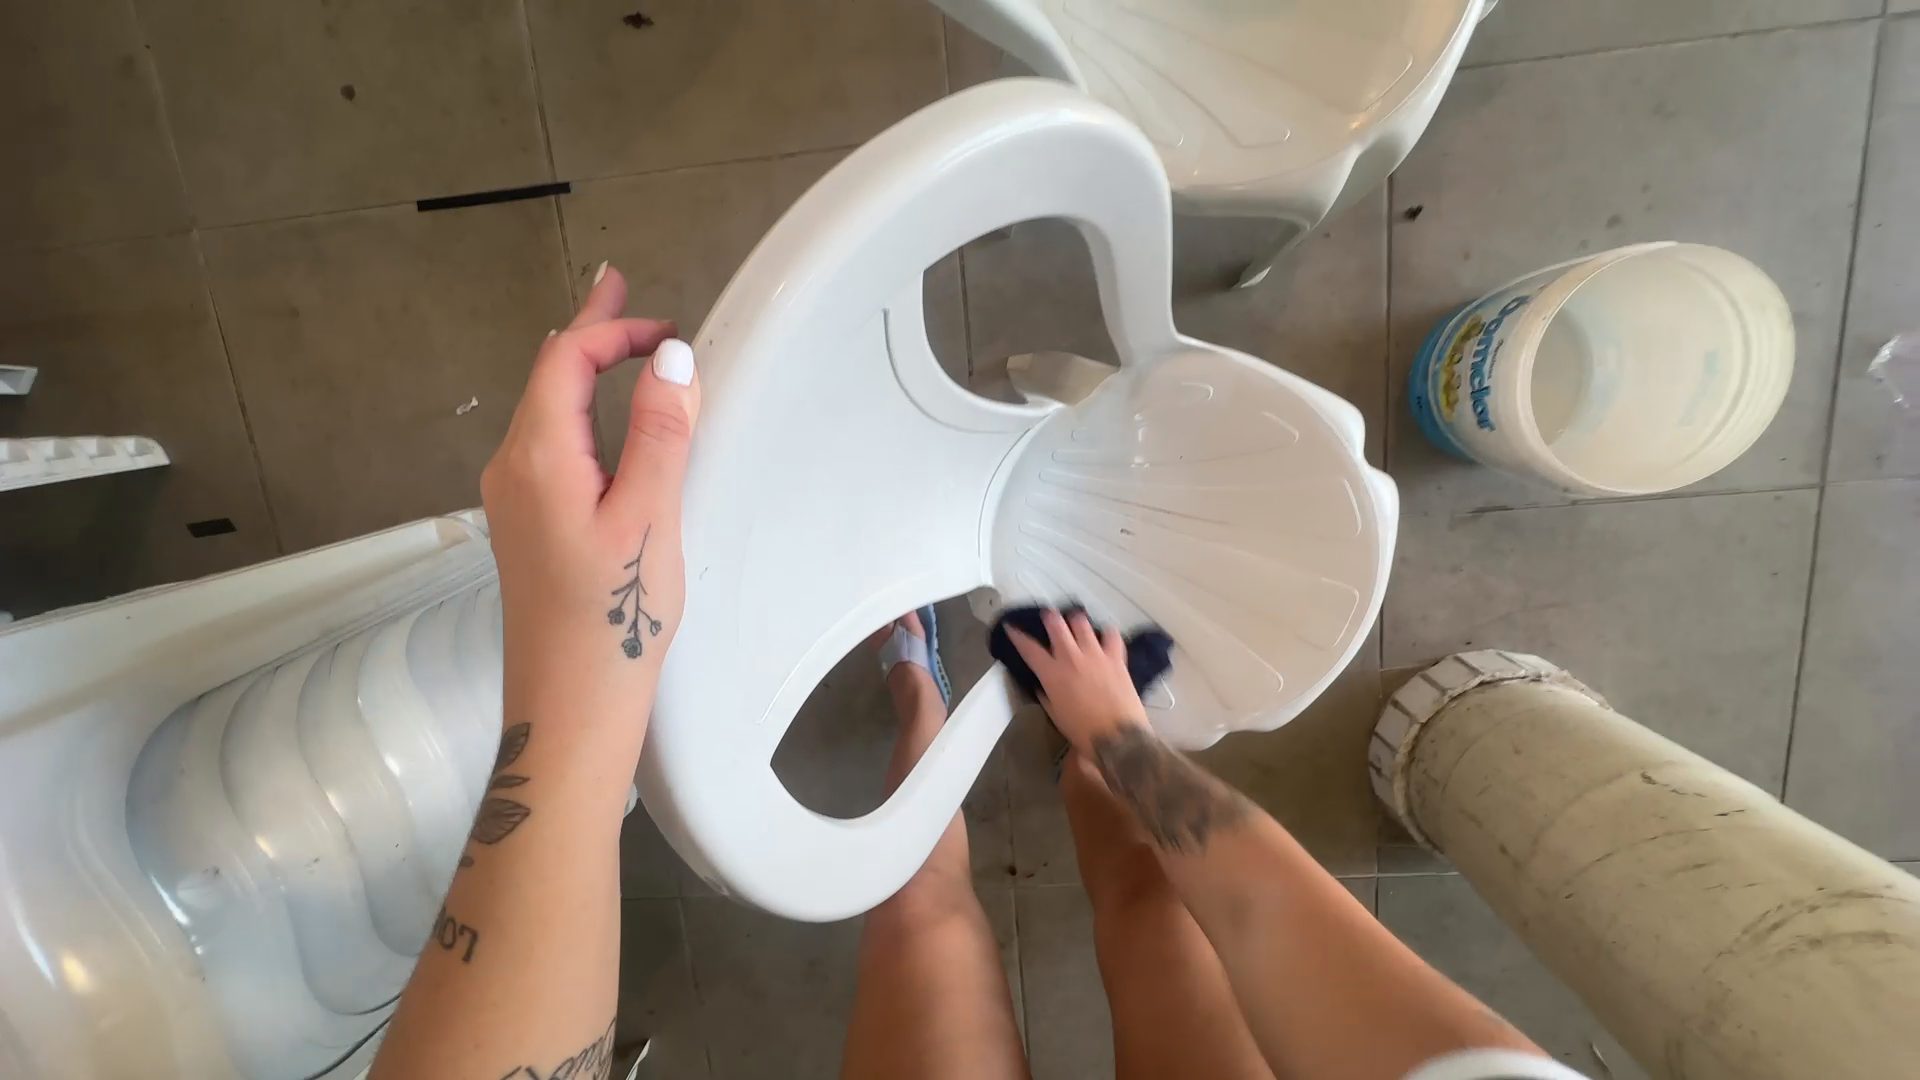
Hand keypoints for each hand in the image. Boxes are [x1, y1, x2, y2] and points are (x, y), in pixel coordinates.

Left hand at [480, 263, 700, 741]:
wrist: (571, 700)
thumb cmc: (614, 612)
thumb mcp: (650, 518)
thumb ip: (662, 436)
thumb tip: (674, 359)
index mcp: (539, 456)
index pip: (566, 361)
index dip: (614, 330)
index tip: (670, 331)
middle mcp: (514, 467)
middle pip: (548, 376)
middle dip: (588, 329)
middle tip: (617, 285)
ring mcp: (517, 497)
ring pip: (549, 409)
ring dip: (584, 367)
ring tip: (616, 340)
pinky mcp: (532, 523)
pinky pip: (554, 442)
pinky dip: (582, 408)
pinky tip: (600, 415)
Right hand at [1006, 609, 1148, 751]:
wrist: (1118, 737)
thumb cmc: (1082, 731)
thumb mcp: (1056, 715)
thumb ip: (1047, 696)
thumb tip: (1043, 686)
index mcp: (1052, 673)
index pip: (1029, 648)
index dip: (1017, 636)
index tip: (1011, 626)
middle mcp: (1071, 657)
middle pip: (1056, 625)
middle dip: (1050, 617)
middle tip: (1049, 616)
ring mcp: (1095, 654)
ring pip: (1082, 623)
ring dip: (1076, 621)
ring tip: (1076, 623)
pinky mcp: (1116, 657)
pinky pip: (1112, 635)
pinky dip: (1107, 633)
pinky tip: (1105, 637)